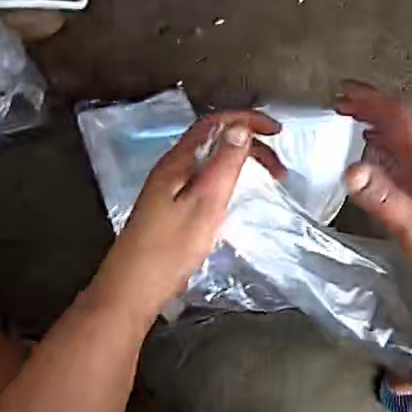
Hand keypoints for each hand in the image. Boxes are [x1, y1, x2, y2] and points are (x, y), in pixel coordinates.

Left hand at [86, 109, 284, 316]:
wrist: (131, 291)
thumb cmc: (170, 249)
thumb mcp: (205, 202)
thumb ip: (224, 164)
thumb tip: (240, 128)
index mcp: (178, 163)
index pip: (214, 124)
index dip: (247, 120)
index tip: (277, 131)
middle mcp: (173, 169)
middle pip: (215, 140)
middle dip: (252, 144)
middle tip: (280, 167)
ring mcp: (170, 188)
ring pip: (213, 160)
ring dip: (244, 162)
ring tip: (268, 180)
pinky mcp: (172, 207)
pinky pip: (208, 178)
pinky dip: (232, 178)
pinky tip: (240, 195)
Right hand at [338, 81, 411, 309]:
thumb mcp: (411, 224)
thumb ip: (383, 198)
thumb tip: (350, 168)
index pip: (400, 118)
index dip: (374, 100)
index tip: (345, 90)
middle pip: (399, 123)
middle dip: (371, 108)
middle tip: (339, 101)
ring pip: (398, 138)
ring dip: (374, 123)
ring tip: (347, 118)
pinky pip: (397, 156)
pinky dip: (379, 145)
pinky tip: (366, 152)